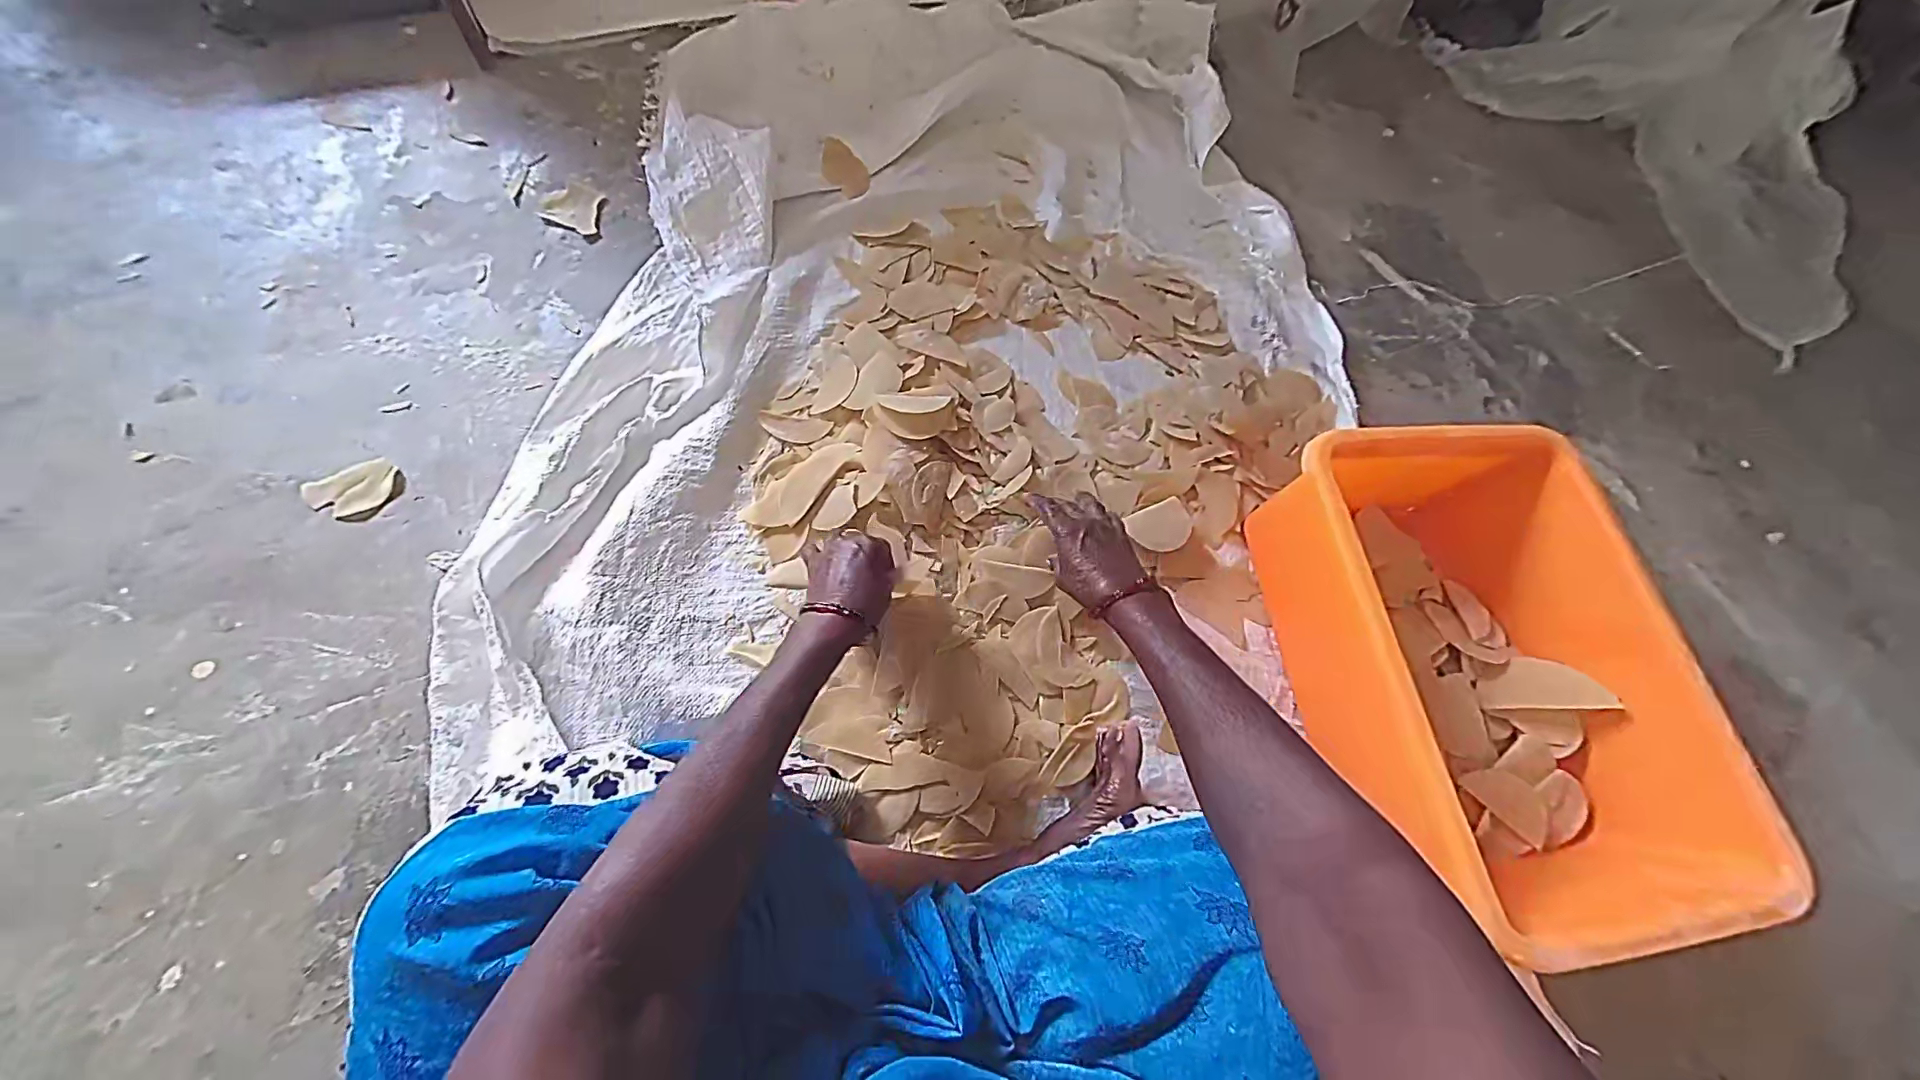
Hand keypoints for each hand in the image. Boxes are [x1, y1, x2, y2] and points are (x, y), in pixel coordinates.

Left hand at [803, 533, 894, 632]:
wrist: (834, 620)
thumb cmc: (862, 607)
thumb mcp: (886, 590)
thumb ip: (886, 575)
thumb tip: (885, 573)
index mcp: (870, 545)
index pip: (881, 546)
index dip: (884, 560)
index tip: (885, 570)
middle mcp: (848, 541)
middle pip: (858, 541)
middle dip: (863, 554)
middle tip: (867, 571)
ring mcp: (828, 550)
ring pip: (837, 541)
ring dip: (842, 551)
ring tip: (847, 568)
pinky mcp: (812, 561)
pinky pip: (815, 550)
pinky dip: (820, 555)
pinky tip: (825, 564)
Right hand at [1028, 493, 1148, 611]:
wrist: (1123, 595)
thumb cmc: (1090, 589)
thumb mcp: (1063, 578)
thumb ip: (1057, 562)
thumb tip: (1054, 558)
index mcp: (1067, 532)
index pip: (1049, 509)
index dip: (1037, 502)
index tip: (1030, 498)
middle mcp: (1086, 522)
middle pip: (1067, 504)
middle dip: (1055, 502)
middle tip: (1048, 503)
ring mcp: (1105, 525)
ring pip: (1090, 502)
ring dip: (1079, 500)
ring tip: (1075, 499)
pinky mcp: (1120, 531)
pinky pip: (1108, 514)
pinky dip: (1100, 512)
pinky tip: (1099, 515)